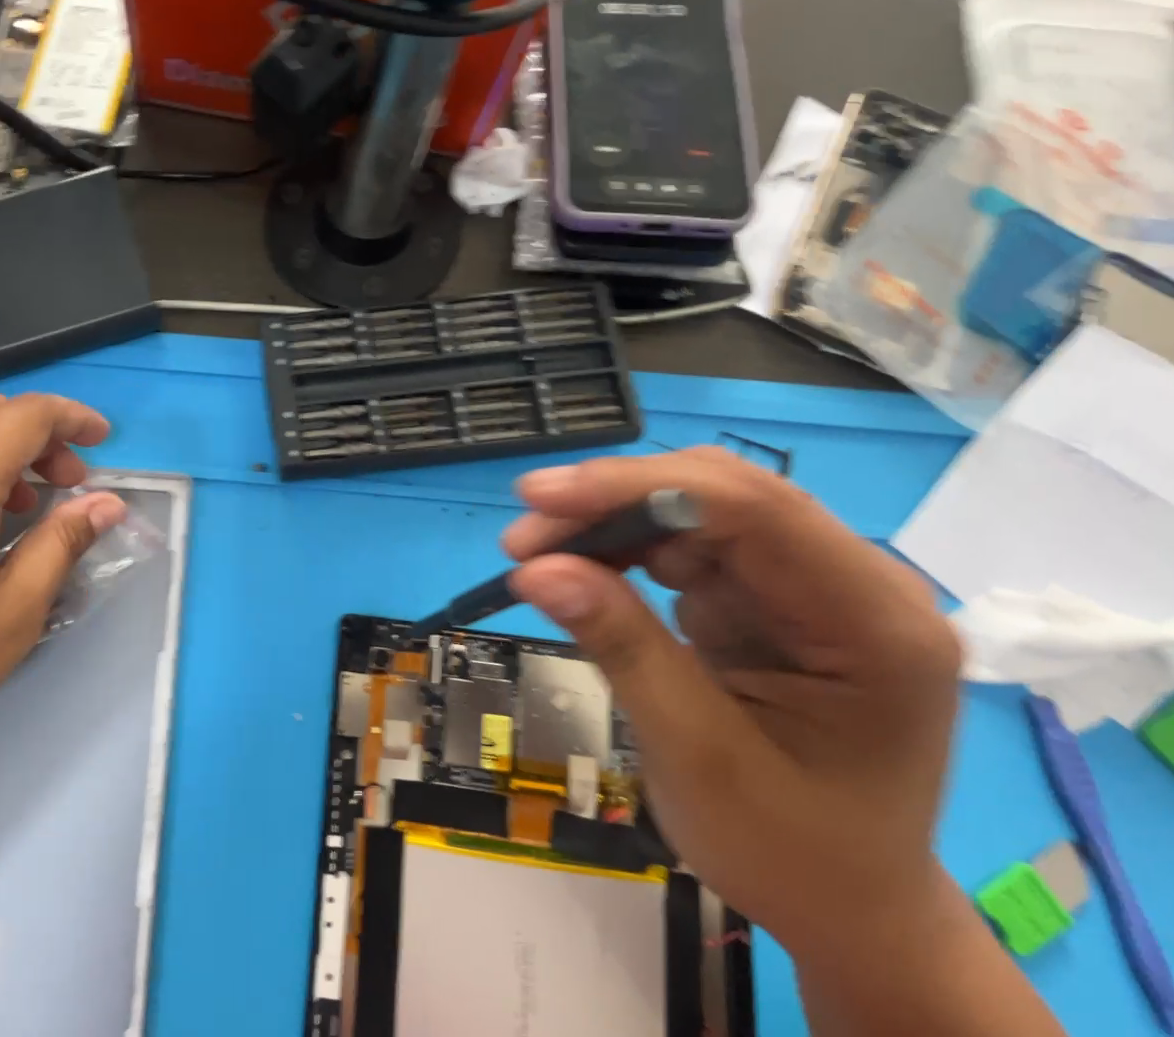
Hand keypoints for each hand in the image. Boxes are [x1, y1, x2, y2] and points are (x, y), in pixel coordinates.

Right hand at [501, 448, 962, 958]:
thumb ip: (622, 647)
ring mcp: (813, 592)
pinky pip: (692, 554)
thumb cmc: (788, 850)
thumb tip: (534, 569)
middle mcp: (856, 585)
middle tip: (521, 540)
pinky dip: (627, 556)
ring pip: (701, 517)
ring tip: (533, 556)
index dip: (639, 488)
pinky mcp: (773, 605)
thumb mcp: (695, 754)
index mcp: (875, 622)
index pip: (755, 512)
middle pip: (727, 500)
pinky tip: (580, 573)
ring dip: (613, 527)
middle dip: (616, 504)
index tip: (539, 497)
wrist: (843, 909)